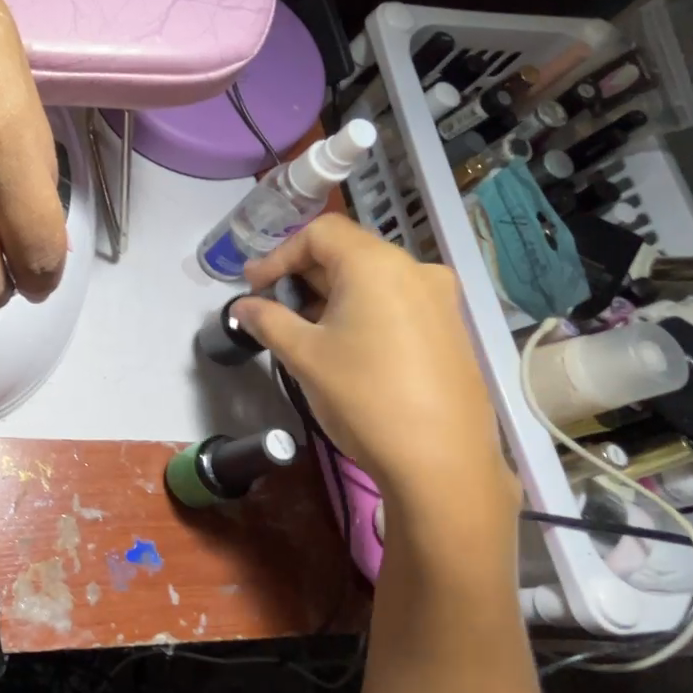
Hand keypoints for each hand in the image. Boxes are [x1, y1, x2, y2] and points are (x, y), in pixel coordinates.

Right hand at [234, 215, 514, 508]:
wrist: (441, 459)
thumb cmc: (363, 396)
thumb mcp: (303, 356)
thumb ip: (267, 321)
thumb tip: (243, 307)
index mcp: (377, 266)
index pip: (320, 233)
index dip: (279, 254)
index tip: (253, 287)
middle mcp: (415, 270)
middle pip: (347, 252)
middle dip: (302, 276)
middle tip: (271, 309)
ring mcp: (439, 300)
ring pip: (371, 280)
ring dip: (329, 295)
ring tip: (302, 332)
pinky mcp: (448, 329)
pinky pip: (394, 302)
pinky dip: (359, 311)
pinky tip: (342, 348)